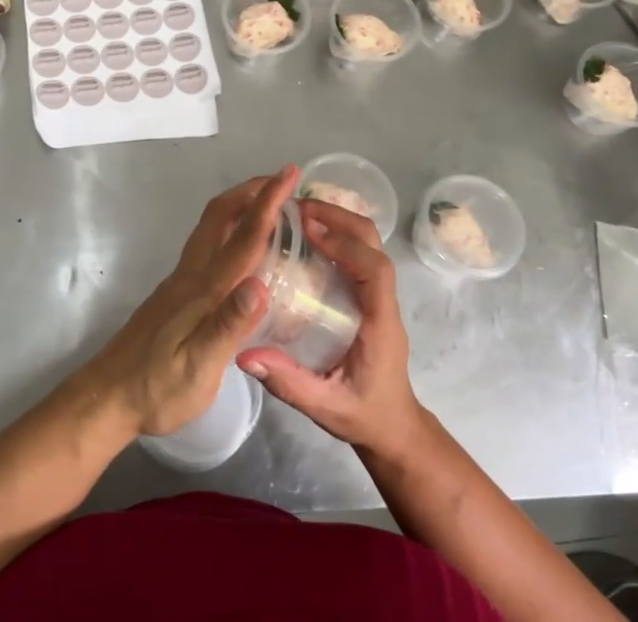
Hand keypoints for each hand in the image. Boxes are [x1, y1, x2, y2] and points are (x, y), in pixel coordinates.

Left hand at [76, 167, 296, 437]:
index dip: (267, 203)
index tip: (289, 173)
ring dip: (239, 208)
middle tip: (283, 181)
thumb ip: (228, 326)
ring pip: (210, 230)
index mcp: (203, 290)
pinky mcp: (176, 296)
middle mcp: (191, 277)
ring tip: (270, 205)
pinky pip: (208, 248)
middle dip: (250, 192)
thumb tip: (260, 284)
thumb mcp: (199, 367)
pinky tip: (244, 250)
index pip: (242, 238)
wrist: (108, 398)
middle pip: (218, 218)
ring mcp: (180, 284)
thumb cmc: (157, 388)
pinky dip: (231, 232)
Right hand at [237, 200, 426, 456]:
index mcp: (380, 323)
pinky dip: (332, 237)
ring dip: (335, 222)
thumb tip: (245, 354)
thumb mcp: (325, 407)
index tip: (309, 230)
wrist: (393, 428)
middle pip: (373, 242)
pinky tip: (300, 239)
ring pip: (367, 243)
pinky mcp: (365, 297)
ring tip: (293, 215)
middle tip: (293, 209)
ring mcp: (376, 297)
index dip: (345, 245)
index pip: (375, 270)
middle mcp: (383, 301)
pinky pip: (355, 255)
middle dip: (338, 218)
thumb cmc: (364, 415)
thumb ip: (288, 383)